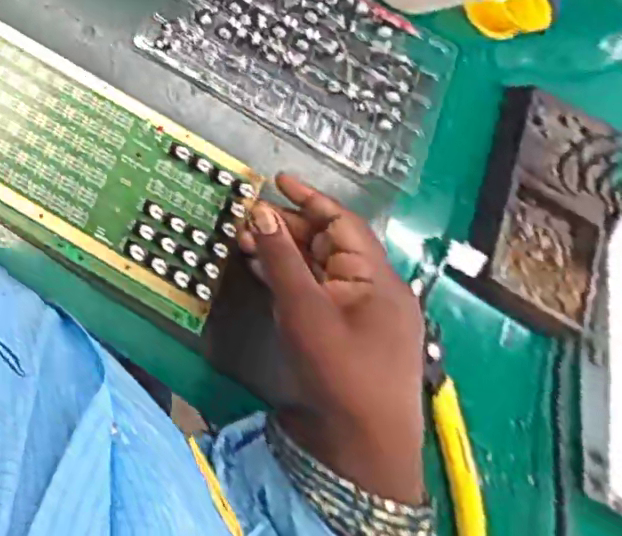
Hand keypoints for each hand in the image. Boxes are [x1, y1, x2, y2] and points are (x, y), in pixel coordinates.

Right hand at [237, 174, 427, 504]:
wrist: (360, 441)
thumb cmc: (337, 368)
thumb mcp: (302, 306)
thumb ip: (280, 255)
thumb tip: (262, 210)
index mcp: (376, 280)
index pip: (344, 224)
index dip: (310, 198)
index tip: (277, 180)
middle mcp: (374, 291)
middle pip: (329, 242)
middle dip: (287, 225)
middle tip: (247, 216)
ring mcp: (361, 312)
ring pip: (319, 264)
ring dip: (283, 249)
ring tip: (245, 240)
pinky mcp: (345, 329)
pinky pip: (316, 286)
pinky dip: (288, 272)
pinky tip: (260, 268)